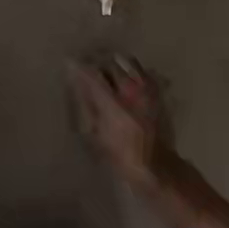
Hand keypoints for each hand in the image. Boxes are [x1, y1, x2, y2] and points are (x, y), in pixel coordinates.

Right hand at [68, 53, 170, 191]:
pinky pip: (144, 71)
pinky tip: (128, 76)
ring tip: (108, 66)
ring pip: (129, 62)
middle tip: (88, 63)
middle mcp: (130, 90)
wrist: (156, 165)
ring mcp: (147, 89)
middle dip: (97, 61)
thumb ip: (90, 107)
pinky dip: (133, 70)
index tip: (70, 62)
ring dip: (116, 62)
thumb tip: (81, 87)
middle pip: (110, 64)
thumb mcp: (98, 135)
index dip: (79, 66)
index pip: (92, 75)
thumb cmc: (122, 155)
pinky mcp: (158, 93)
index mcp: (112, 103)